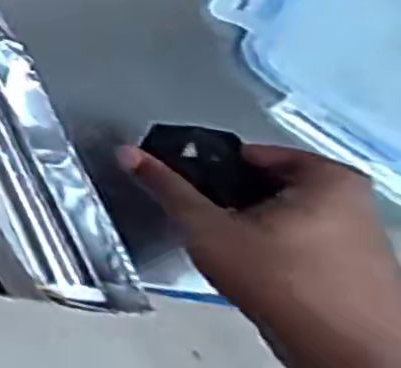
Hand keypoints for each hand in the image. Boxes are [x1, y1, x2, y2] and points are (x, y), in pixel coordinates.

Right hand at [119, 142, 400, 367]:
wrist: (342, 356)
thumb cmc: (281, 280)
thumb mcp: (203, 224)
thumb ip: (165, 185)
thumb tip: (129, 154)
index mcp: (333, 192)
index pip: (287, 155)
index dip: (248, 158)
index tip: (213, 168)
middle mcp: (363, 220)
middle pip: (295, 188)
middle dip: (252, 190)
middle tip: (213, 195)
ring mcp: (372, 259)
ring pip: (307, 221)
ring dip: (267, 221)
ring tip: (227, 230)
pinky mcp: (367, 290)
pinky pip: (318, 253)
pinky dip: (285, 250)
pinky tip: (255, 264)